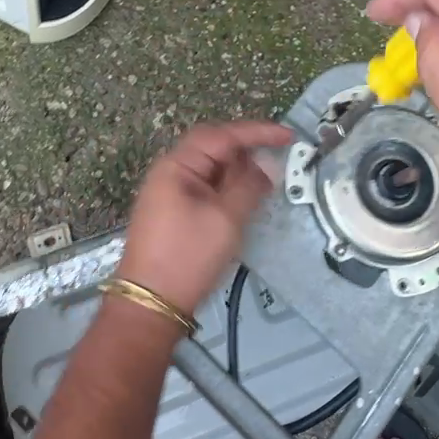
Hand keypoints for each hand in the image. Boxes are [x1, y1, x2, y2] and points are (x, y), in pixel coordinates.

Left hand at [116, 121, 293, 316]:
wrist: (150, 305)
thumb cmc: (187, 257)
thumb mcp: (225, 219)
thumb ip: (250, 187)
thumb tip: (268, 165)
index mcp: (177, 165)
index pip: (221, 135)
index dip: (257, 132)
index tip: (288, 136)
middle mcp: (170, 172)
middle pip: (213, 148)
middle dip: (247, 149)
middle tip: (279, 156)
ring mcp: (170, 193)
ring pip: (211, 169)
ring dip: (239, 171)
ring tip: (267, 179)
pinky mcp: (174, 213)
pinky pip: (206, 188)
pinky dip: (228, 188)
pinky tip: (245, 198)